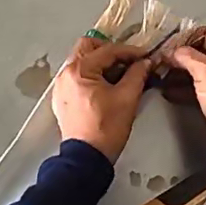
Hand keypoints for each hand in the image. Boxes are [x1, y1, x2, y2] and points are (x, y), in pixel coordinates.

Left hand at [52, 37, 151, 161]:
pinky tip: (106, 86)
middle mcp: (65, 74)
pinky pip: (76, 76)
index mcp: (79, 70)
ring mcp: (61, 86)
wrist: (87, 157)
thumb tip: (144, 63)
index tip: (144, 56)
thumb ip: (137, 74)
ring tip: (119, 74)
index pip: (107, 50)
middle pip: (87, 47)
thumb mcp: (127, 98)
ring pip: (80, 61)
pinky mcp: (62, 98)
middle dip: (109, 50)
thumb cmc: (105, 129)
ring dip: (100, 63)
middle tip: (128, 60)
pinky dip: (90, 75)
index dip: (130, 52)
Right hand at [166, 27, 205, 133]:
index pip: (205, 33)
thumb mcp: (204, 70)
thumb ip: (184, 55)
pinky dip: (183, 86)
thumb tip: (169, 51)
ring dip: (177, 72)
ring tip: (160, 75)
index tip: (167, 47)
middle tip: (160, 62)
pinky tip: (168, 90)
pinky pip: (197, 84)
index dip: (184, 39)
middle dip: (178, 57)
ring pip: (196, 69)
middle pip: (199, 51)